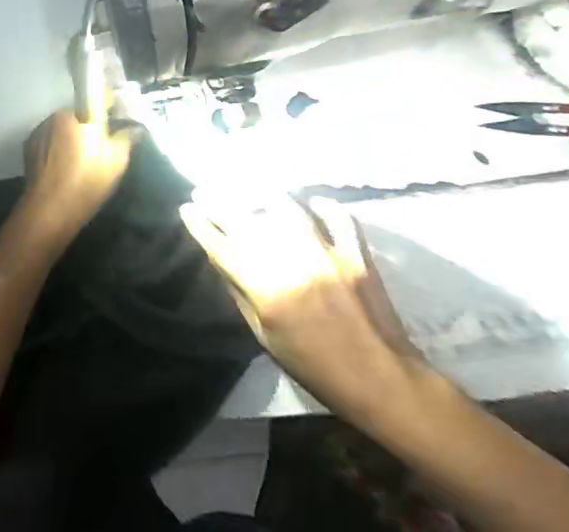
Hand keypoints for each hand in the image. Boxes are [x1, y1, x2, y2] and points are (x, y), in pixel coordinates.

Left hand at [19, 111, 134, 236]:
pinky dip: (56, 149)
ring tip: (79, 162)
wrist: (49, 209)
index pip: (96, 99)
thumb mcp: (116, 161)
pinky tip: (62, 167)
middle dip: (88, 128)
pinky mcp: (28, 148)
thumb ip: (126, 139)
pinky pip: (48, 141)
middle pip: (78, 117)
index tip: (117, 117)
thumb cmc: (86, 182)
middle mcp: (54, 116)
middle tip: (99, 149)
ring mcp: (38, 131)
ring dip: (70, 138)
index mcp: (75, 114)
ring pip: (61, 129)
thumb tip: (135, 128)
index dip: (109, 107)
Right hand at [180, 191, 414, 402]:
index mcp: (264, 288)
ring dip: (262, 195)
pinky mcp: (355, 255)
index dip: (200, 225)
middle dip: (219, 202)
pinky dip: (324, 206)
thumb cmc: (315, 367)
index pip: (221, 247)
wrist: (381, 380)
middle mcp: (290, 262)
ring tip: (248, 187)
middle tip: (205, 191)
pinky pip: (338, 218)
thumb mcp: (265, 337)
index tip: (187, 208)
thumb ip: (241, 295)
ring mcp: (325, 254)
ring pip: (287, 209)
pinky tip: (312, 202)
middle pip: (245, 221)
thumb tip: (221, 261)